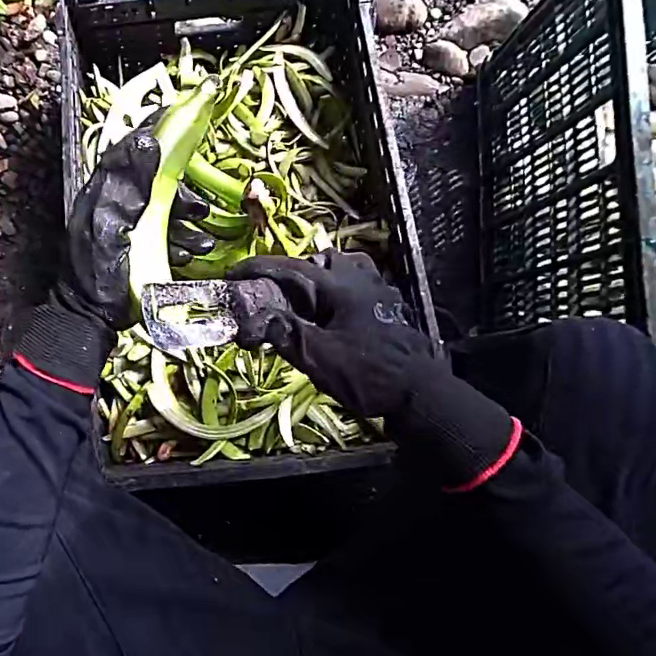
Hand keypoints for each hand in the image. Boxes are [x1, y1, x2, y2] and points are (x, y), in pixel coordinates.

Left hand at [56, 113, 214, 329]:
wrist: (91, 318)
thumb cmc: (97, 273)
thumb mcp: (111, 224)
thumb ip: (128, 184)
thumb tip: (148, 141)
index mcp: (104, 189)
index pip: (131, 147)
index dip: (155, 128)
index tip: (182, 113)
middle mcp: (116, 200)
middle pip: (156, 180)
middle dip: (181, 193)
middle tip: (199, 208)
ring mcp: (127, 224)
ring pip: (165, 208)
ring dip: (186, 220)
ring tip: (200, 239)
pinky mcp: (138, 244)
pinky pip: (166, 232)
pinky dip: (182, 239)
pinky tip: (190, 253)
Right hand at [232, 251, 518, 488]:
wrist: (420, 393)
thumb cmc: (367, 374)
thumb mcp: (318, 357)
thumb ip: (284, 332)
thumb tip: (253, 317)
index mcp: (339, 286)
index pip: (290, 267)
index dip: (259, 268)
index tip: (234, 273)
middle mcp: (359, 279)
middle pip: (319, 262)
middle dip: (293, 272)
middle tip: (276, 295)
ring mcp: (378, 291)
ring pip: (343, 269)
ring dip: (320, 278)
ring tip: (306, 301)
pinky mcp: (388, 306)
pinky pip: (358, 284)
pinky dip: (340, 290)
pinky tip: (335, 313)